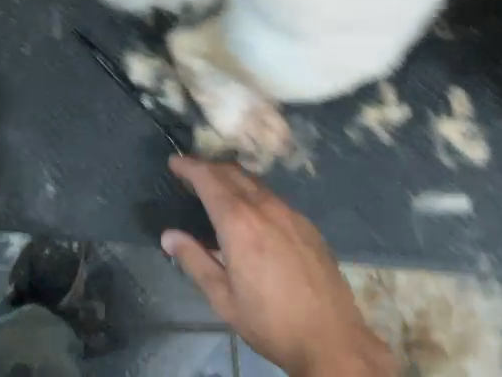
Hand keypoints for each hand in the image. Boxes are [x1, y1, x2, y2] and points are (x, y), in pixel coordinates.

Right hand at [163, 157, 392, 376]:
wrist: (332, 340)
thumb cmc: (271, 322)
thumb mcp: (224, 299)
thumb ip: (194, 261)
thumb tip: (169, 235)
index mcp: (238, 222)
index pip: (208, 179)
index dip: (189, 167)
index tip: (174, 162)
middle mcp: (264, 207)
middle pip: (232, 173)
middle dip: (208, 167)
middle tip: (191, 173)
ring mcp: (290, 214)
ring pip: (255, 183)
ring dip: (232, 179)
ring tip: (218, 190)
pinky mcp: (307, 226)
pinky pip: (274, 198)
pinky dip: (254, 194)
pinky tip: (252, 214)